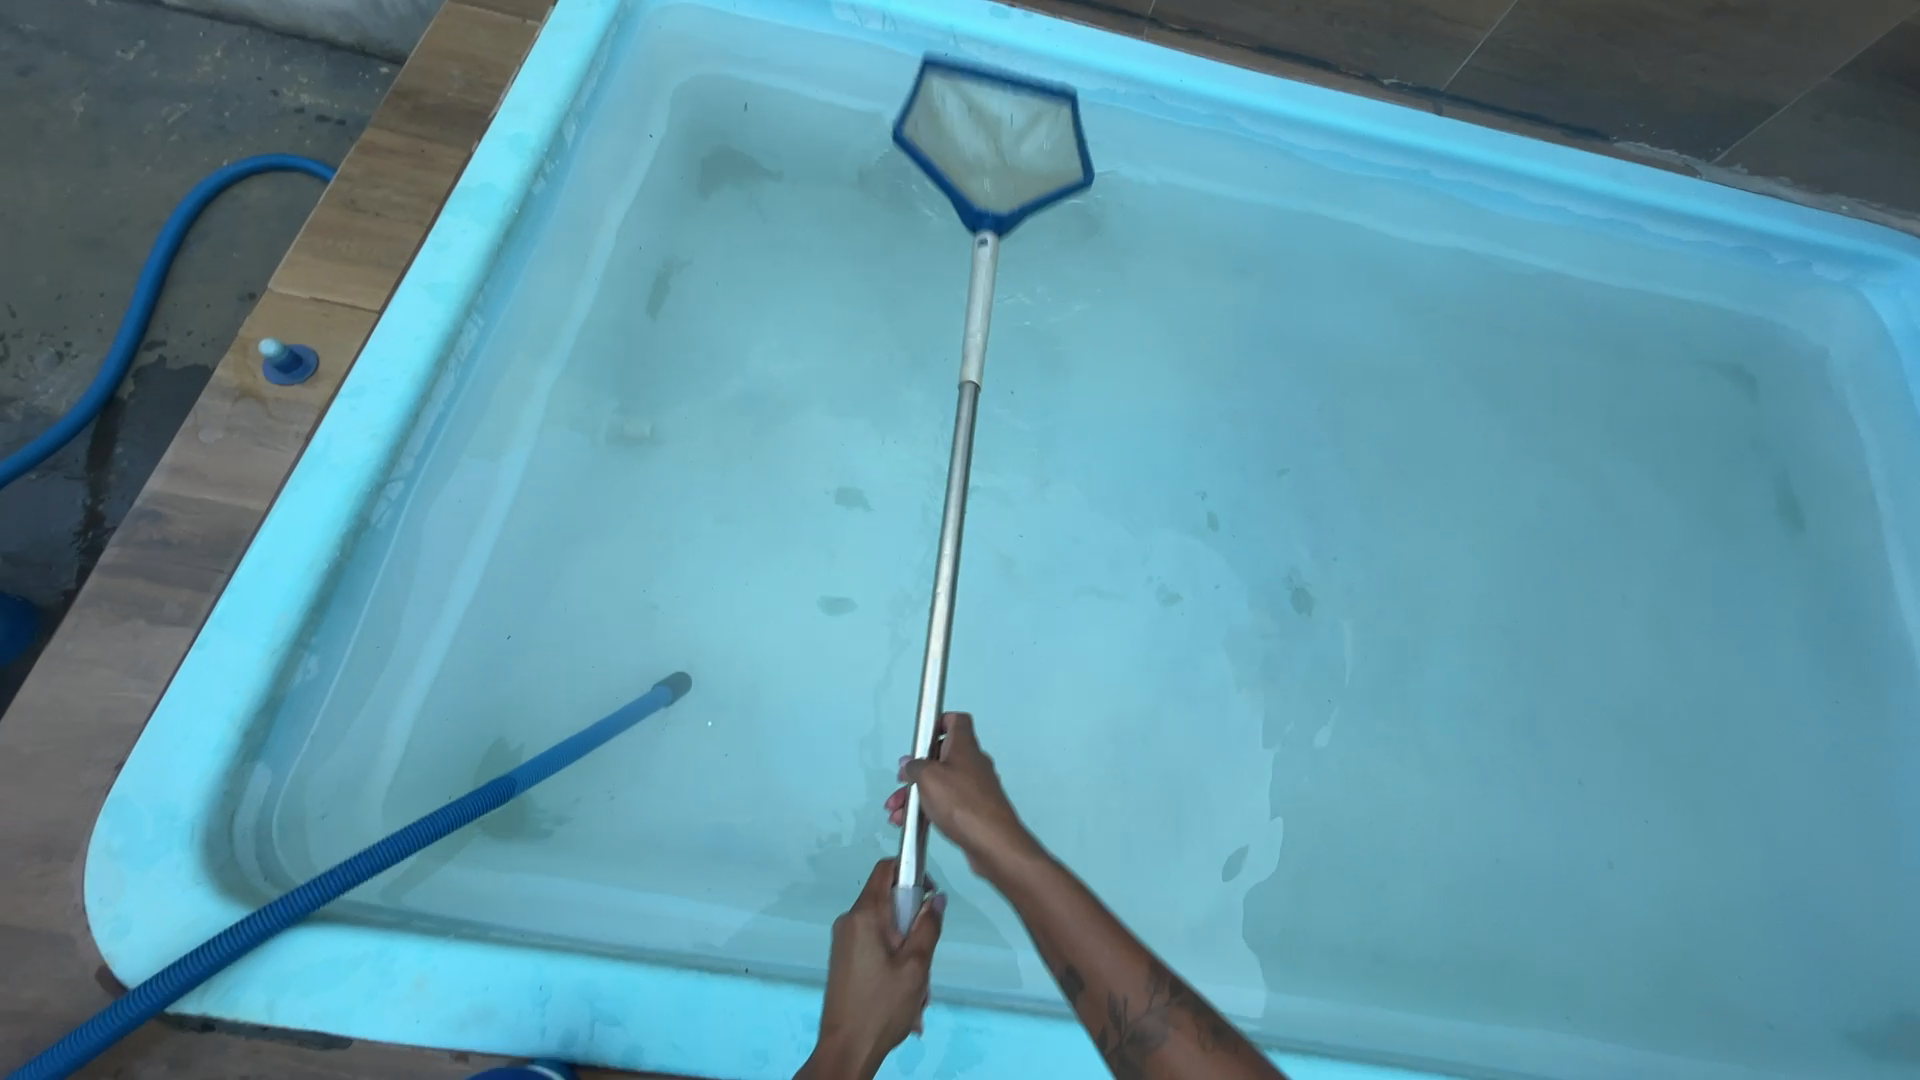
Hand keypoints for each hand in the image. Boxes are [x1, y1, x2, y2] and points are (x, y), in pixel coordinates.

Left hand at [801, 859, 944, 1079]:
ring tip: (916, 986)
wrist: (845, 1050)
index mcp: (866, 914)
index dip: (911, 870)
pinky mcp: (843, 959)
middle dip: (912, 922)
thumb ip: (928, 927)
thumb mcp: (916, 966)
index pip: (886, 868)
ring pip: (884, 927)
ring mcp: (844, 940)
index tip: (929, 894)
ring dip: (905, 948)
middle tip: (924, 954)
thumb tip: (936, 898)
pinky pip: (873, 945)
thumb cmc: (882, 1005)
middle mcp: (850, 920)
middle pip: (888, 900)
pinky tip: (902, 994)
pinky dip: (891, 959)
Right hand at [887, 712, 1042, 882]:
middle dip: (917, 770)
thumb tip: (909, 763)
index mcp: (964, 745)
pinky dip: (929, 809)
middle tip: (900, 784)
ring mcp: (975, 787)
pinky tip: (910, 823)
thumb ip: (915, 766)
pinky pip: (947, 802)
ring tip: (896, 813)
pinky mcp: (975, 809)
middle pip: (942, 756)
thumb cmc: (959, 801)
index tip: (921, 737)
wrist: (992, 841)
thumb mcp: (928, 778)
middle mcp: (972, 762)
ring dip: (917, 794)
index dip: (939, 722)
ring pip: (941, 783)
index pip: (956, 720)